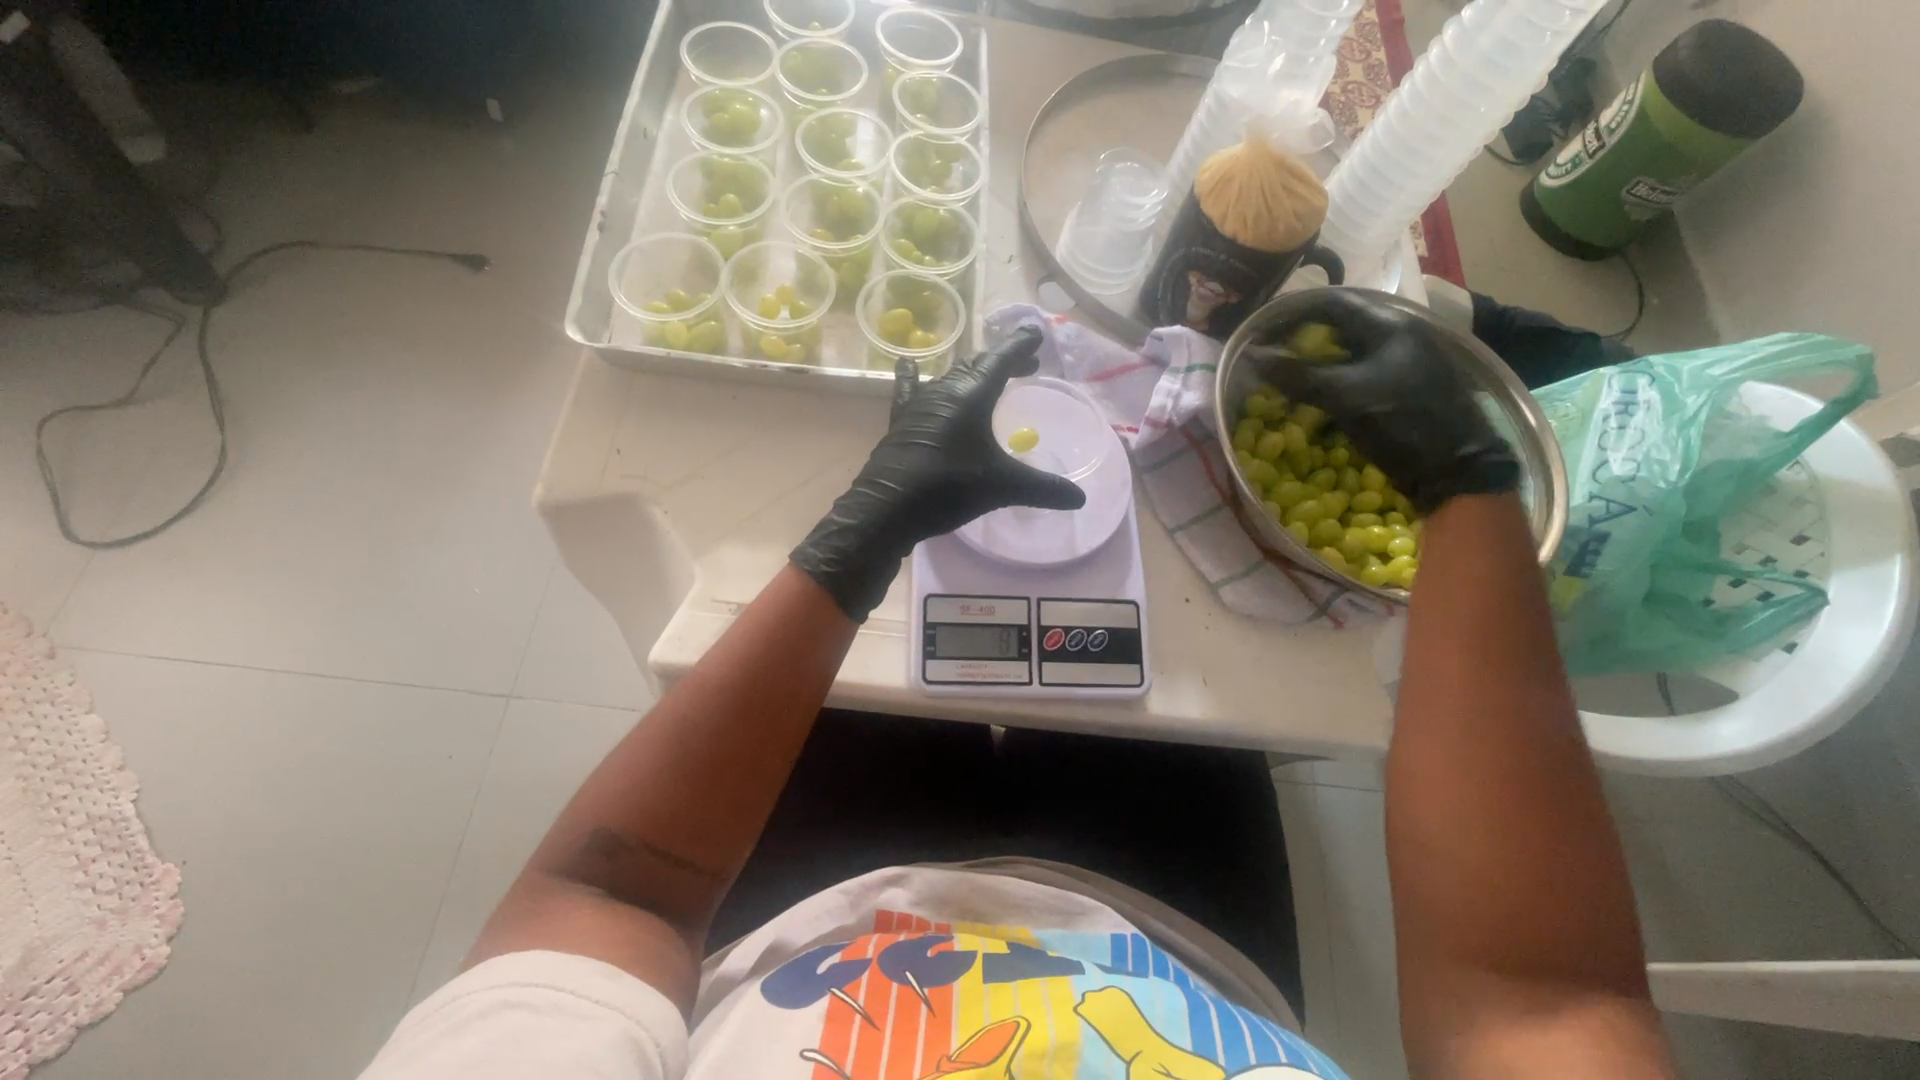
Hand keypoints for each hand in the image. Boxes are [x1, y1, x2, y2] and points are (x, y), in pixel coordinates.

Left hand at [790, 326, 1086, 620]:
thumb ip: (1042, 488)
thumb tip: (1079, 498)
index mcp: (971, 397)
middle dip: (1003, 361)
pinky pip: (911, 391)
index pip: (1001, 360)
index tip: (1034, 333)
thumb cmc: (947, 488)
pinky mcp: (902, 423)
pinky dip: (915, 378)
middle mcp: (944, 392)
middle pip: (977, 367)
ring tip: (991, 379)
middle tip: (1026, 364)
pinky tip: (907, 366)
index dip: (1019, 346)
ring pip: (950, 378)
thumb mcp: (1001, 487)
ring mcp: (919, 406)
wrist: (886, 510)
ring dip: (973, 374)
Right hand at [1260, 290, 1518, 512]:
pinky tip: (1325, 396)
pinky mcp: (1414, 387)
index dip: (1292, 314)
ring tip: (1293, 376)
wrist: (1459, 468)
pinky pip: (1367, 371)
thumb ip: (1298, 374)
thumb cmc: (1402, 424)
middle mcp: (1404, 335)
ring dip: (1321, 359)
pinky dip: (1339, 377)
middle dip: (1305, 337)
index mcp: (1390, 326)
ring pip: (1355, 349)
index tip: (1263, 331)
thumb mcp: (1344, 397)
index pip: (1332, 304)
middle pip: (1344, 324)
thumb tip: (1252, 355)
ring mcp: (1412, 361)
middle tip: (1274, 355)